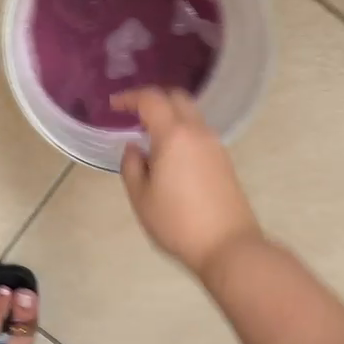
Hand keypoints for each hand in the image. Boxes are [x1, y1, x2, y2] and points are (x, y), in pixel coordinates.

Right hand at [113, 88, 263, 276]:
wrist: (229, 246)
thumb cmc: (178, 223)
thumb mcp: (141, 198)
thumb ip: (131, 165)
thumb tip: (135, 147)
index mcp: (174, 135)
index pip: (151, 100)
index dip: (130, 97)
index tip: (114, 106)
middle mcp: (197, 131)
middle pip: (176, 98)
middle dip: (153, 99)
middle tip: (133, 113)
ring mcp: (215, 144)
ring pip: (190, 114)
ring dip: (169, 115)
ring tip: (149, 136)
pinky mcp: (224, 159)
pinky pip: (199, 132)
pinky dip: (182, 130)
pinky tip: (170, 154)